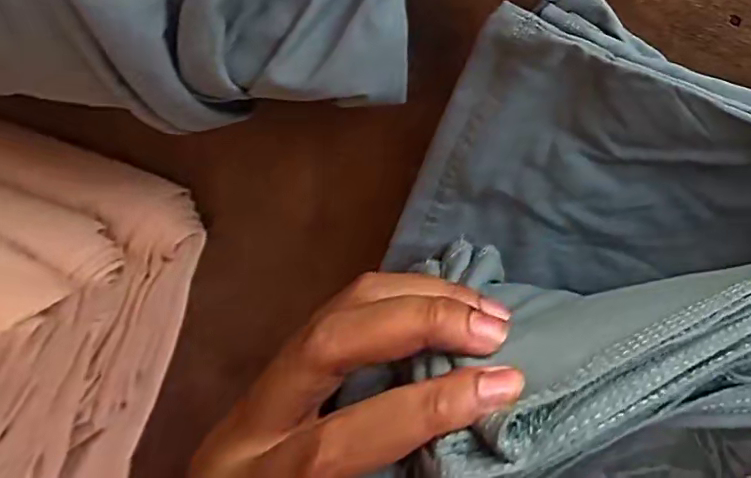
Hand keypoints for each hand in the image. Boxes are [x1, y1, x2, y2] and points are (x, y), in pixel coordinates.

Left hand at [191, 273, 524, 477]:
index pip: (338, 440)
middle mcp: (247, 425)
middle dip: (424, 322)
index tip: (503, 385)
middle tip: (494, 331)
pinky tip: (449, 301)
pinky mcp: (290, 353)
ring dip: (425, 294)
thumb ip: (390, 470)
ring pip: (344, 302)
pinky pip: (353, 300)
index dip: (429, 407)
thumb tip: (476, 418)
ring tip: (486, 310)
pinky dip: (410, 291)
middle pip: (333, 340)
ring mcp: (265, 380)